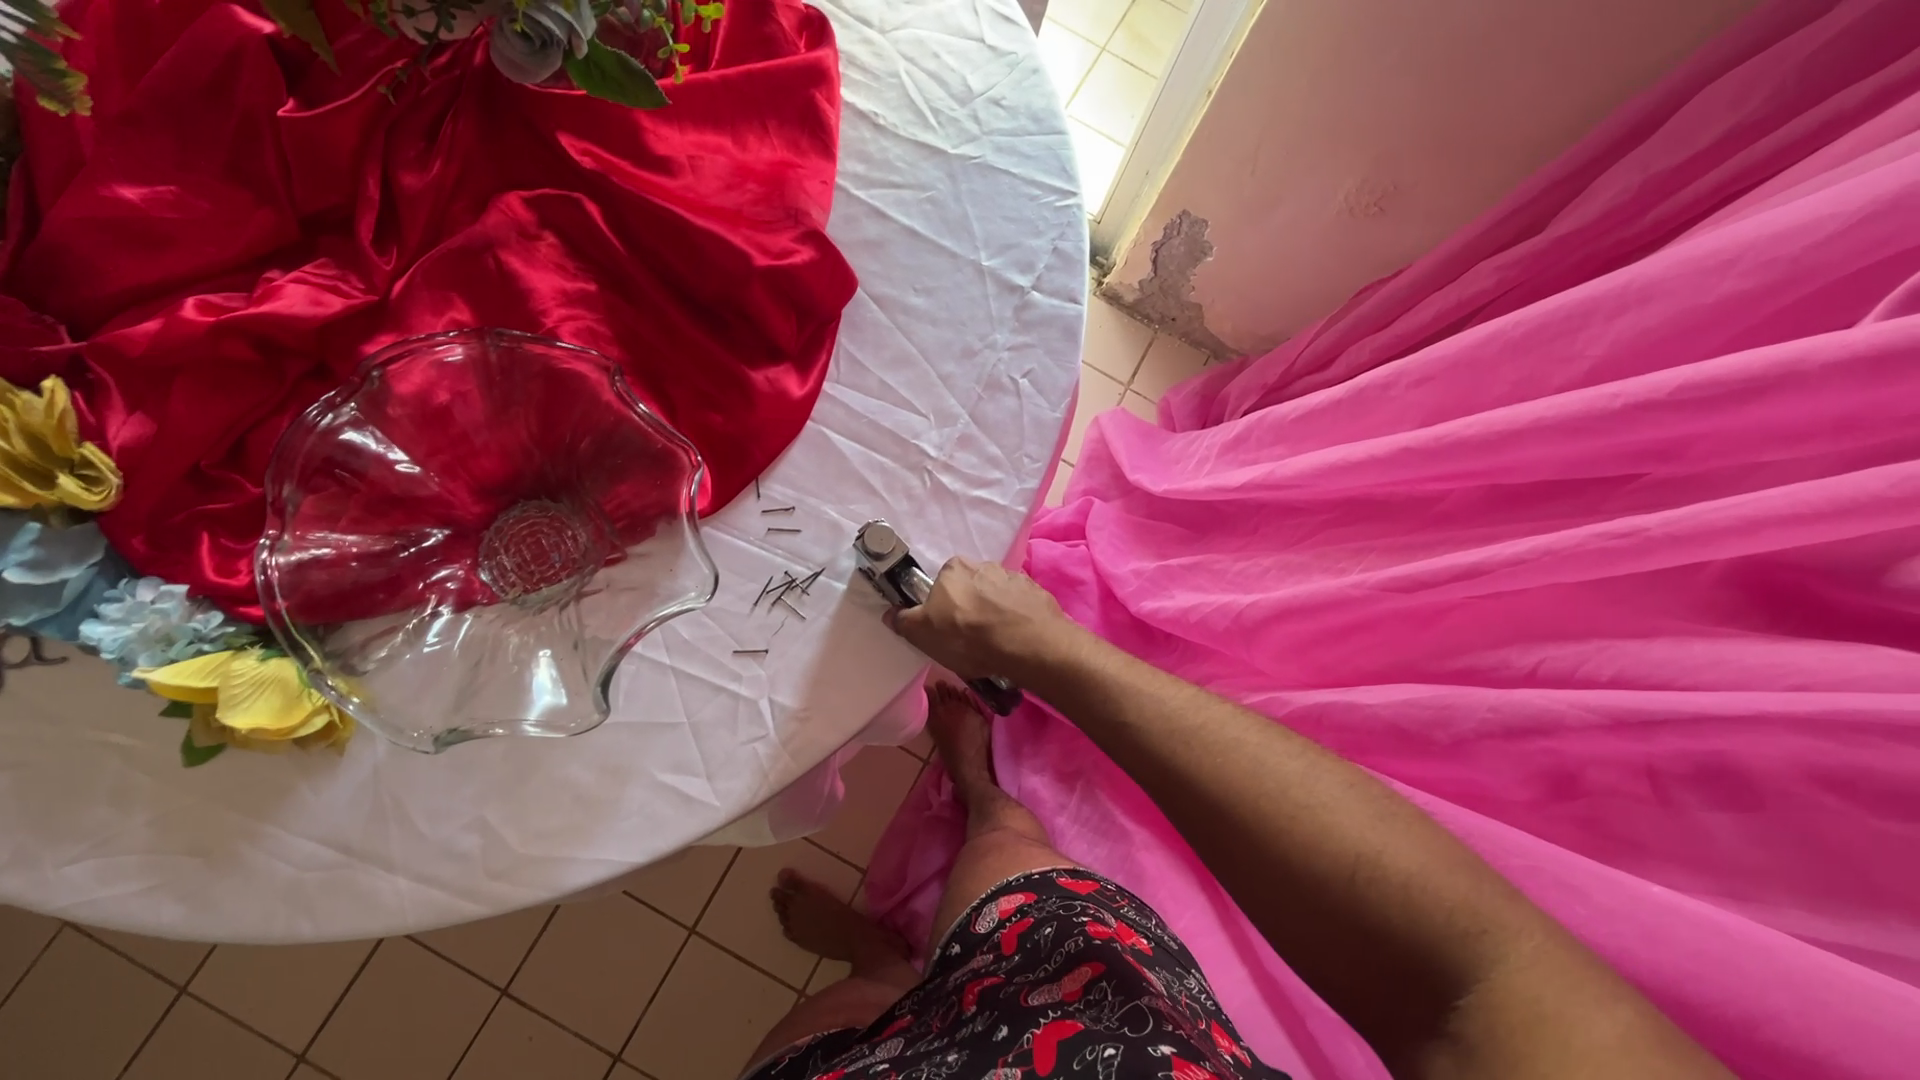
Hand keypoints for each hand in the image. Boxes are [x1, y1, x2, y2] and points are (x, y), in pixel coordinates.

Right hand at [886, 557, 1076, 679]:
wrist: (1027, 644)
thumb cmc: (968, 636)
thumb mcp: (923, 634)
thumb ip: (905, 621)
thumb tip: (891, 613)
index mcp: (953, 568)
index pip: (942, 585)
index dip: (942, 608)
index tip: (946, 628)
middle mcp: (984, 564)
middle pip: (970, 588)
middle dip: (969, 608)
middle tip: (970, 639)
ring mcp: (1014, 577)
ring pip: (996, 596)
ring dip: (994, 613)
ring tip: (996, 643)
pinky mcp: (1036, 592)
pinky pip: (1019, 605)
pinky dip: (1016, 618)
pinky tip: (1015, 640)